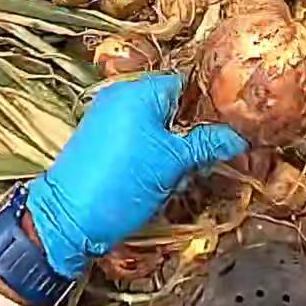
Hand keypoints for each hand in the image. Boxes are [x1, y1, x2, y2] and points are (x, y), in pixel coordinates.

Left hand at [25, 73, 244, 276]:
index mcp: (140, 90)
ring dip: (173, 145)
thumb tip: (240, 136)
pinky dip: (152, 151)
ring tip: (183, 171)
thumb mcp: (174, 163)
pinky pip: (137, 135)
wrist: (66, 221)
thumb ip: (208, 143)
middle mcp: (121, 95)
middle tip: (208, 153)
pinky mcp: (99, 138)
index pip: (186, 84)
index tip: (227, 125)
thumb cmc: (123, 182)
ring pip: (156, 123)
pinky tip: (162, 176)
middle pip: (171, 104)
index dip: (208, 104)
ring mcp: (107, 116)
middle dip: (191, 129)